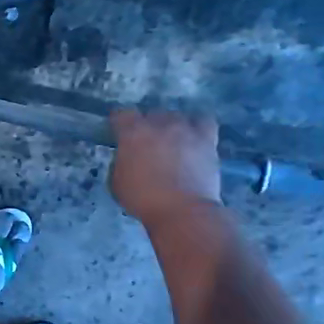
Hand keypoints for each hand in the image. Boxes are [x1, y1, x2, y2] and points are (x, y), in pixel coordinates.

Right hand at [108, 110, 223, 229]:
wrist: (181, 209)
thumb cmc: (142, 199)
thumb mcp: (116, 182)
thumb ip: (121, 162)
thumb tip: (128, 157)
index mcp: (133, 134)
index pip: (122, 114)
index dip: (119, 122)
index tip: (118, 131)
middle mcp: (159, 125)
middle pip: (152, 113)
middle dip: (148, 125)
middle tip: (147, 142)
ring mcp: (185, 130)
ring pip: (177, 116)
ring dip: (172, 125)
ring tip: (172, 139)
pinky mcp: (207, 139)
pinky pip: (204, 121)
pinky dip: (197, 126)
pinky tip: (194, 136)